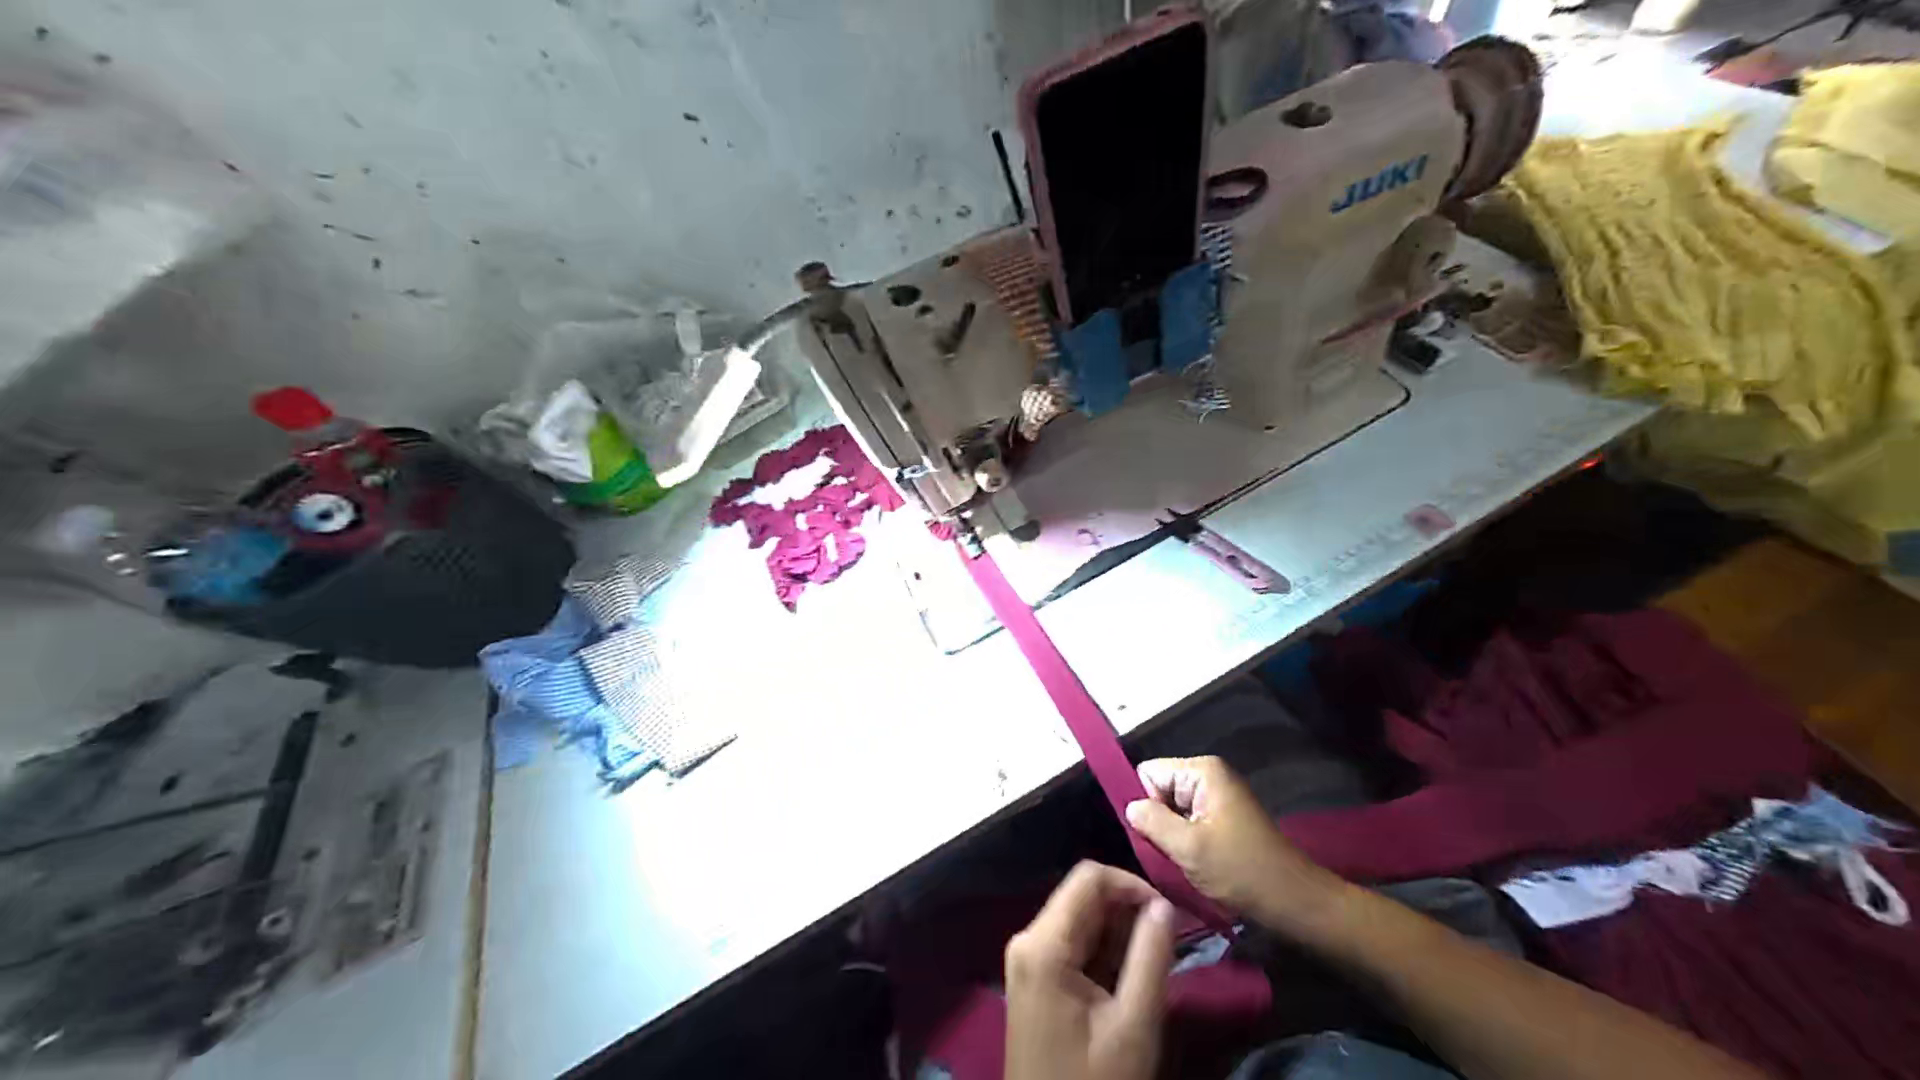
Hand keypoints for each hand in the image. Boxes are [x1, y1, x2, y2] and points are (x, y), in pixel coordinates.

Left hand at [1004, 861, 1176, 1079]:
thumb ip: (1151, 957)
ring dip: (1119, 936)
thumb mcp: (1134, 1025)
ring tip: (1148, 974)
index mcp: (1043, 943)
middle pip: (1084, 897)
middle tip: (1165, 952)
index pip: (1089, 877)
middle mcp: (1028, 938)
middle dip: (1128, 913)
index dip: (1132, 885)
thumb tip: (1164, 905)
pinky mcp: (1033, 977)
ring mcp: (1027, 958)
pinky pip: (1073, 945)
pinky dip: (1103, 955)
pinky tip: (1125, 987)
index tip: (1168, 916)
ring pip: (1081, 920)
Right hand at [1125, 756, 1348, 938]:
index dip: (1147, 803)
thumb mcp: (1189, 848)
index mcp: (1203, 771)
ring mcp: (1219, 798)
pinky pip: (1188, 822)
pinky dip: (1187, 842)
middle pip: (1159, 789)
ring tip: (1187, 861)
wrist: (1297, 904)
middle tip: (1175, 852)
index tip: (1162, 835)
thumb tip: (1128, 806)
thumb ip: (1151, 821)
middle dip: (1159, 820)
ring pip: (1172, 809)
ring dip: (1173, 836)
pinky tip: (1198, 863)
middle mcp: (1210, 775)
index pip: (1148, 773)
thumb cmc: (1243, 872)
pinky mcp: (1225, 819)